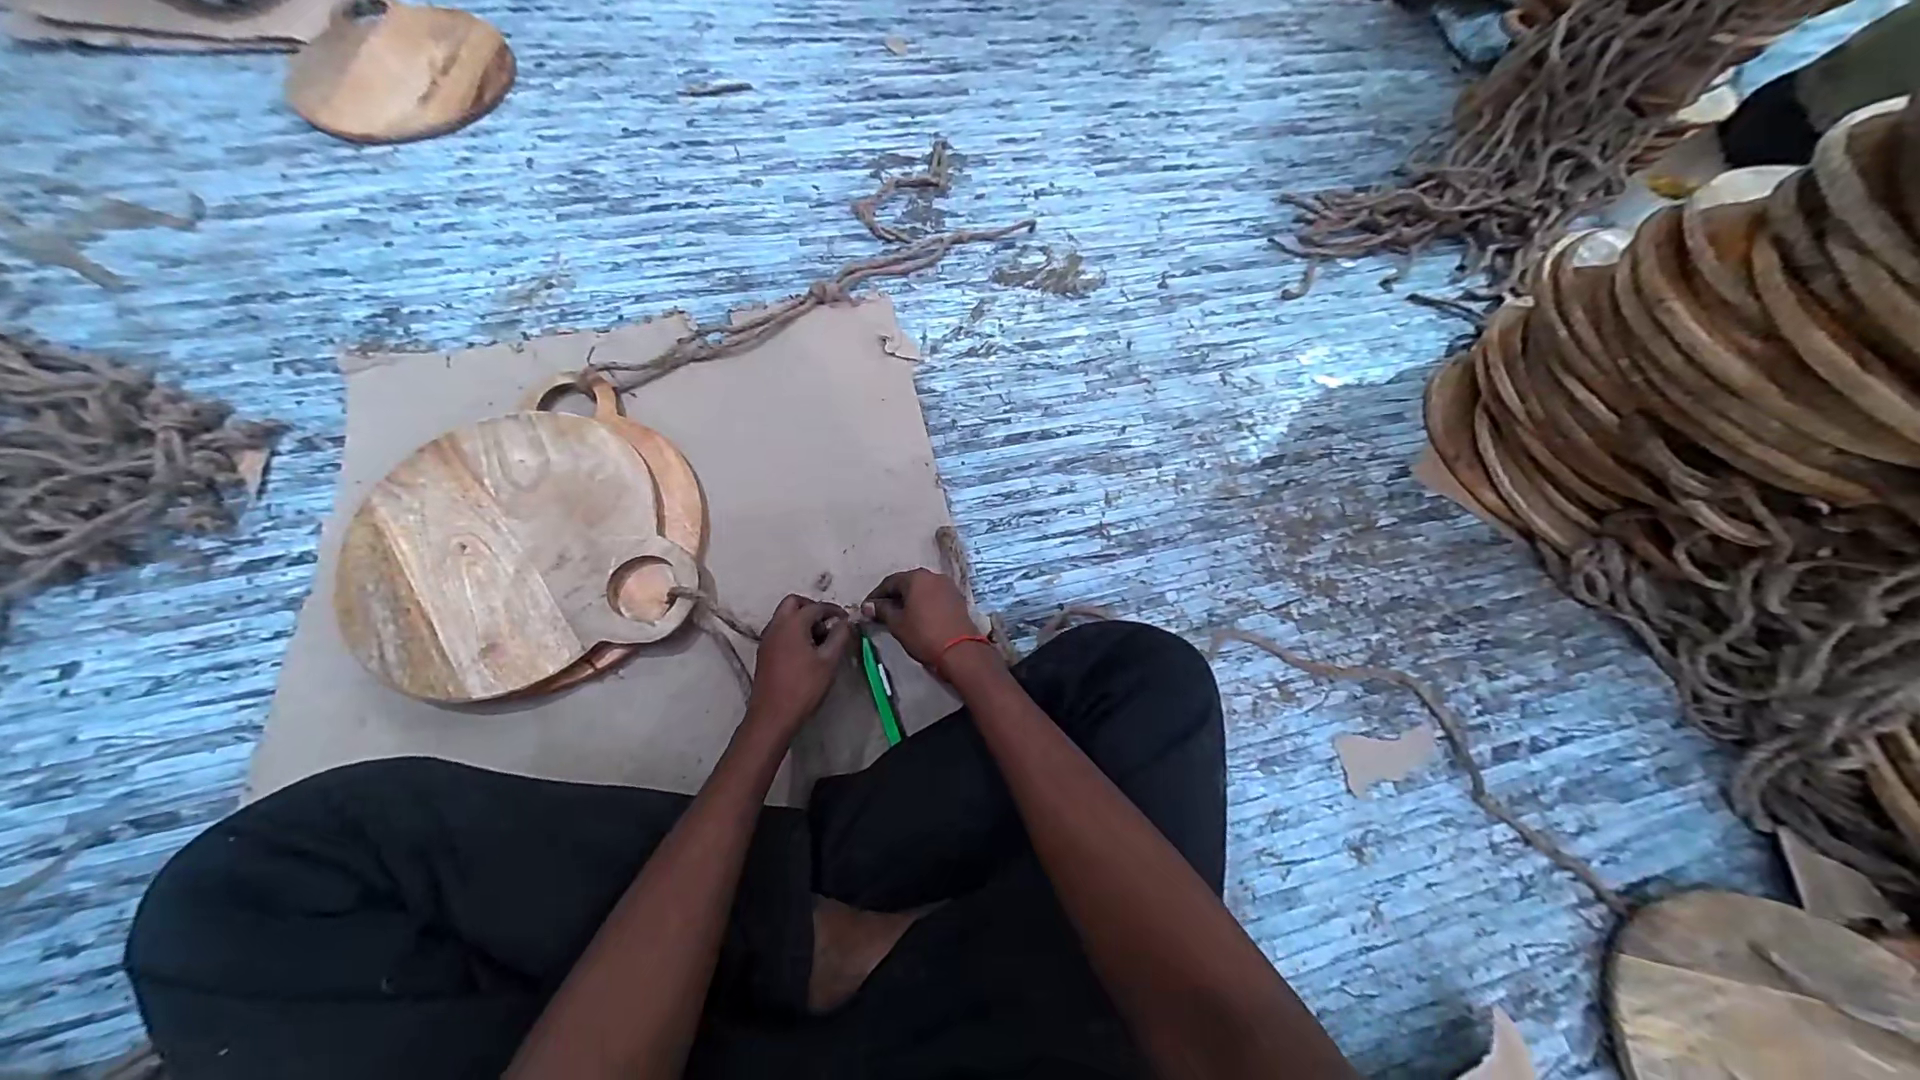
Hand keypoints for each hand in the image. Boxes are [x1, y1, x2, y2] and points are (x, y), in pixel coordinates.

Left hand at [746, 595, 851, 735]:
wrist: (772, 716)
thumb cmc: (803, 687)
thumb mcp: (829, 661)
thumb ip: (840, 637)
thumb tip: (846, 622)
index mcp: (792, 624)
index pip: (816, 607)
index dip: (834, 611)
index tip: (847, 621)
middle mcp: (776, 626)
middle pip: (794, 603)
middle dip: (813, 608)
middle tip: (829, 624)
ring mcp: (767, 639)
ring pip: (784, 616)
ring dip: (802, 619)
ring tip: (821, 639)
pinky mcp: (764, 653)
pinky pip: (780, 631)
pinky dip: (794, 631)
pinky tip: (807, 651)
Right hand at [862, 568, 994, 675]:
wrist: (960, 650)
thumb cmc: (924, 634)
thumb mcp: (897, 623)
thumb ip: (882, 610)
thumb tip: (868, 606)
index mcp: (916, 577)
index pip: (890, 582)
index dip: (876, 596)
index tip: (867, 608)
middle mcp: (933, 576)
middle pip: (907, 583)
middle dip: (893, 596)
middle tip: (881, 612)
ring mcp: (948, 586)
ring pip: (922, 589)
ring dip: (909, 600)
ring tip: (898, 615)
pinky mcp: (957, 598)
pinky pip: (934, 596)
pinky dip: (923, 603)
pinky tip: (917, 617)